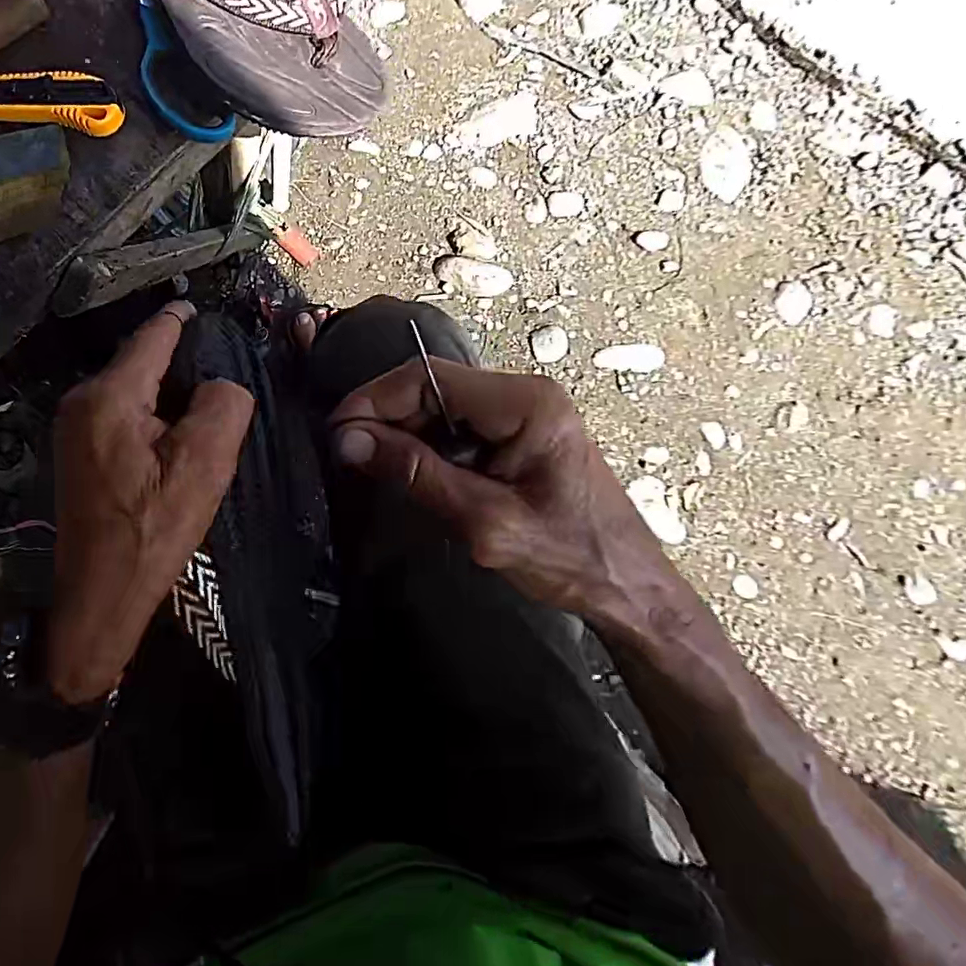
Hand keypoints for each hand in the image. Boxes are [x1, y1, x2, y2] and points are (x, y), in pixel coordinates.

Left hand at [45, 302, 254, 701]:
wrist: (99, 594)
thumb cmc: (152, 532)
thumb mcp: (204, 467)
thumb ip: (222, 405)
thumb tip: (218, 382)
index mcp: (110, 396)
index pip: (153, 336)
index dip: (181, 318)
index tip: (200, 308)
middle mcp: (80, 401)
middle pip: (138, 361)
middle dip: (177, 363)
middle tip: (216, 379)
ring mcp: (69, 427)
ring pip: (128, 388)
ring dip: (162, 394)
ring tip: (197, 414)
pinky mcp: (72, 452)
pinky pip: (116, 414)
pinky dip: (144, 416)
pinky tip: (166, 441)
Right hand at [327, 359, 687, 637]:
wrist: (628, 588)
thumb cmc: (571, 557)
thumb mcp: (485, 520)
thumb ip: (416, 474)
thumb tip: (350, 441)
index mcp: (526, 404)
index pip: (427, 378)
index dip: (373, 399)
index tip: (337, 430)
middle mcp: (523, 396)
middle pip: (429, 387)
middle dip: (382, 417)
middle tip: (345, 453)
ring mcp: (520, 415)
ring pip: (436, 407)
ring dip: (399, 433)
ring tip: (366, 465)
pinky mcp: (513, 437)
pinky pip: (452, 428)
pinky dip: (421, 447)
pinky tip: (403, 472)